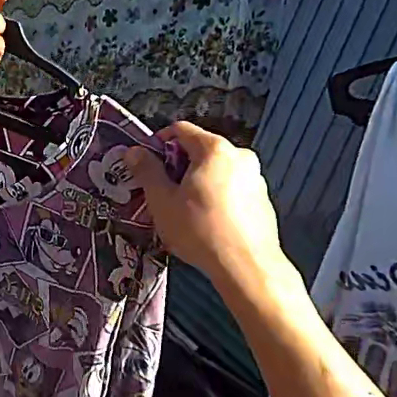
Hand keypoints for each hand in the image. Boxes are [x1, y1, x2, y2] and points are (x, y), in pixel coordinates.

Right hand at [127, 122, 294, 289]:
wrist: (246, 267)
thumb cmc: (201, 231)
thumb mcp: (162, 200)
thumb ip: (147, 171)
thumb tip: (134, 152)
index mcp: (214, 150)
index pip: (180, 130)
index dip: (158, 144)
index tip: (146, 164)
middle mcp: (240, 157)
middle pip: (200, 150)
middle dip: (177, 167)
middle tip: (161, 191)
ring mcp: (255, 178)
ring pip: (216, 172)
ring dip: (197, 184)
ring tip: (182, 212)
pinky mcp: (262, 200)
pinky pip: (231, 190)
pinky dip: (216, 198)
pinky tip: (205, 223)